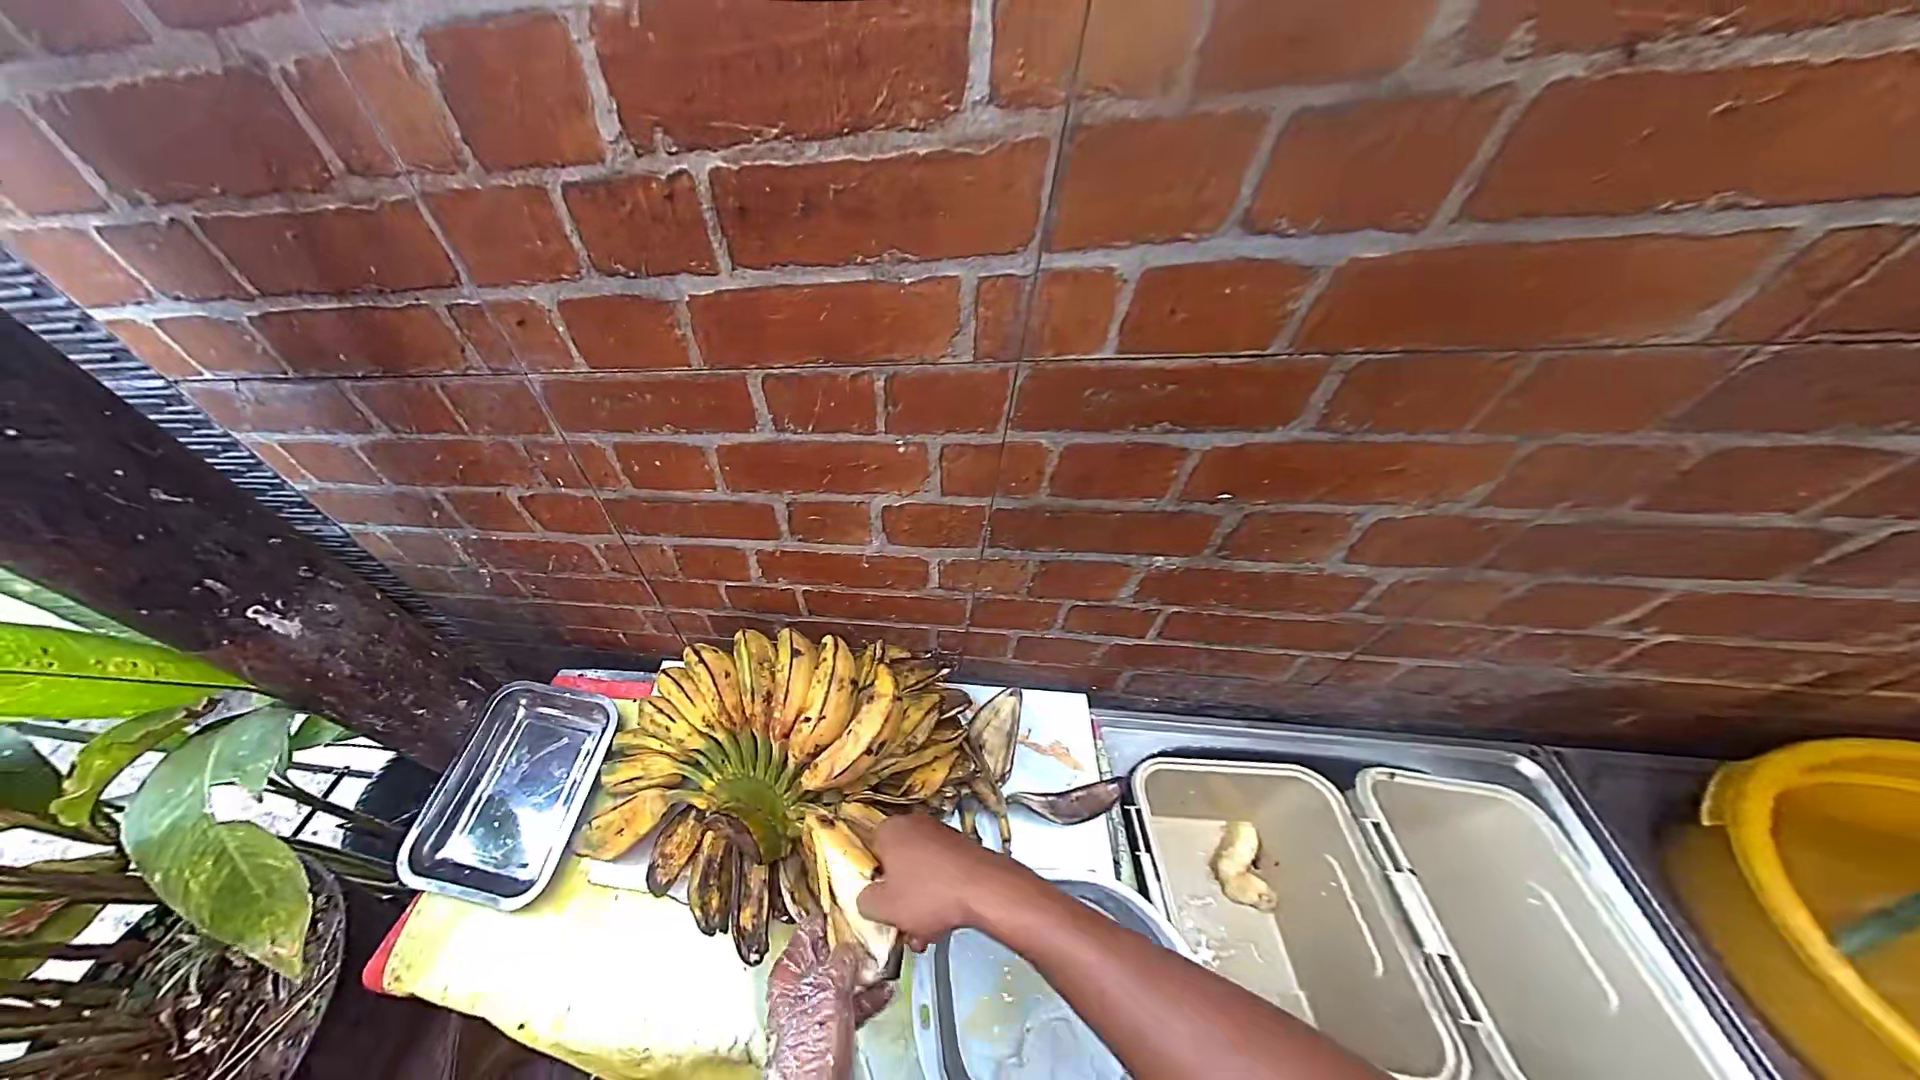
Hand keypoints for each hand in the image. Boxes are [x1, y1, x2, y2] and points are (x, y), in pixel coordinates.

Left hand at [765, 918, 894, 1079]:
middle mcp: (800, 986)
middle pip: (829, 953)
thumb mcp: (827, 986)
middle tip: (873, 934)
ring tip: (885, 962)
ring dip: (865, 971)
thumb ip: (841, 959)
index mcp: (790, 971)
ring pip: (844, 977)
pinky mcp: (831, 1025)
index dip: (829, 916)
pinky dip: (869, 995)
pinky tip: (885, 990)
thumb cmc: (809, 1039)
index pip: (808, 930)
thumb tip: (851, 945)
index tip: (849, 905)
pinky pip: (853, 1001)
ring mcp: (816, 1006)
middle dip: (853, 945)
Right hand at [856, 813, 1044, 948]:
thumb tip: (868, 898)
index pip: (869, 851)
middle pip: (896, 865)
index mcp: (890, 828)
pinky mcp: (961, 848)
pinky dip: (938, 894)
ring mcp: (940, 834)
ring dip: (918, 903)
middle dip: (898, 898)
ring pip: (918, 873)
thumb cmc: (928, 893)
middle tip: (902, 924)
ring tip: (924, 933)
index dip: (872, 880)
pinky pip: (939, 872)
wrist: (984, 888)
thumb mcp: (883, 907)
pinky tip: (942, 922)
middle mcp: (914, 823)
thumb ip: (864, 901)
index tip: (878, 902)